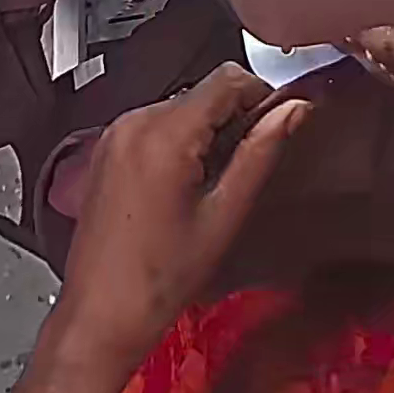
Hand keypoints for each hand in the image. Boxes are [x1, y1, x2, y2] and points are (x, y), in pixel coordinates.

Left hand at [51, 62, 311, 368]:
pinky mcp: (108, 144)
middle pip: (203, 90)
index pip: (226, 78)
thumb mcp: (225, 214)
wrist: (99, 314)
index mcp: (165, 133)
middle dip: (233, 115)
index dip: (259, 94)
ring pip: (182, 104)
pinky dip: (181, 137)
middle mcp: (135, 120)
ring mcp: (117, 131)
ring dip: (207, 127)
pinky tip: (185, 179)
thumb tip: (294, 109)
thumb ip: (261, 152)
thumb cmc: (162, 276)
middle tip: (246, 161)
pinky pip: (157, 121)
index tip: (274, 123)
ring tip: (214, 178)